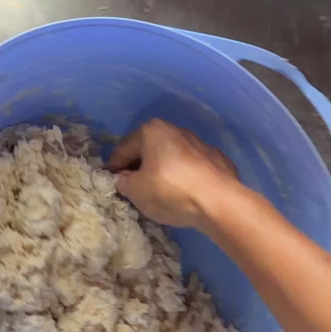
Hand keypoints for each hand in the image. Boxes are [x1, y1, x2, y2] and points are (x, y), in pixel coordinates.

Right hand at [107, 119, 240, 232]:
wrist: (220, 202)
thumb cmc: (170, 190)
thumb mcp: (136, 191)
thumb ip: (124, 182)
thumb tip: (125, 179)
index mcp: (152, 130)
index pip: (125, 148)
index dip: (115, 166)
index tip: (111, 180)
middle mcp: (176, 130)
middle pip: (150, 150)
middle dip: (141, 166)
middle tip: (134, 187)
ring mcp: (200, 144)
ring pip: (173, 158)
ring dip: (164, 171)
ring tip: (161, 192)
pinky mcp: (218, 161)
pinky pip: (194, 169)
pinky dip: (186, 178)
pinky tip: (186, 194)